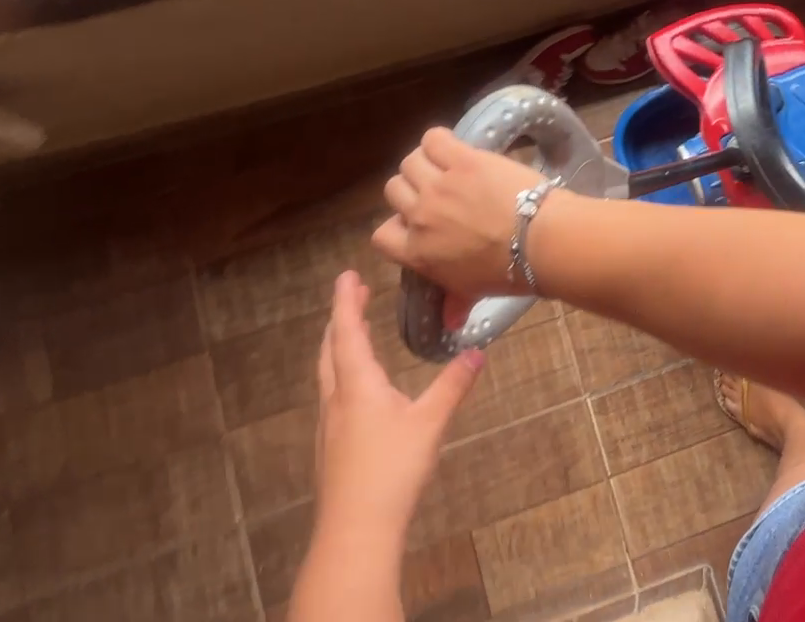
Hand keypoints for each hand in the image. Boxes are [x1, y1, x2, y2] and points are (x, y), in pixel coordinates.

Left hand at [311, 270, 481, 547]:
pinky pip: (333, 394)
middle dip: (340, 320)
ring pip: (328, 374)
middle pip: (330, 351)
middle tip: (353, 295)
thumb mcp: (430, 422)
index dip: (346, 303)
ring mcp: (330, 425)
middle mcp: (337, 400)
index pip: (347, 334)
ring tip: (352, 332)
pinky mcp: (332, 446)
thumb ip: (452, 385)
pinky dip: (342, 372)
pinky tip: (358, 387)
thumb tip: (477, 351)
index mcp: (357, 387)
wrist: (356, 529)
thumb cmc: (392, 468)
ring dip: (338, 345)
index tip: (346, 276)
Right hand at [371, 127, 547, 298]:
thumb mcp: (475, 291)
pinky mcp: (464, 160)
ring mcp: (439, 186)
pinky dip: (440, 140)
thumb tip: (450, 323)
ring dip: (426, 163)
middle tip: (440, 191)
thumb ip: (455, 303)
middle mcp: (420, 216)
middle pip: (394, 189)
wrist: (542, 240)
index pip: (382, 234)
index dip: (399, 224)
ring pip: (410, 162)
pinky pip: (435, 139)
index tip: (419, 222)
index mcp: (417, 252)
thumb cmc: (511, 271)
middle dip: (413, 189)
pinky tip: (456, 149)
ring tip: (448, 167)